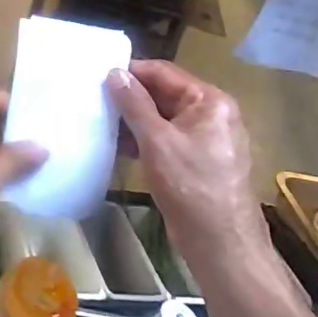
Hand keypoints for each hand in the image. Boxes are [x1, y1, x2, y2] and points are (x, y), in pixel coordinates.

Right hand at [107, 60, 265, 261]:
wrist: (221, 244)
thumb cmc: (190, 186)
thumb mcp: (157, 141)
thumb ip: (134, 104)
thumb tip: (115, 73)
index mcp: (210, 101)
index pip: (164, 72)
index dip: (132, 72)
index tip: (98, 75)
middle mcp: (213, 113)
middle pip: (164, 93)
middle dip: (132, 97)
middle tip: (96, 98)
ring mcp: (207, 138)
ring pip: (164, 117)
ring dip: (135, 120)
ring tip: (102, 121)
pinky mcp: (198, 160)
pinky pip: (168, 138)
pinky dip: (146, 139)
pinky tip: (120, 145)